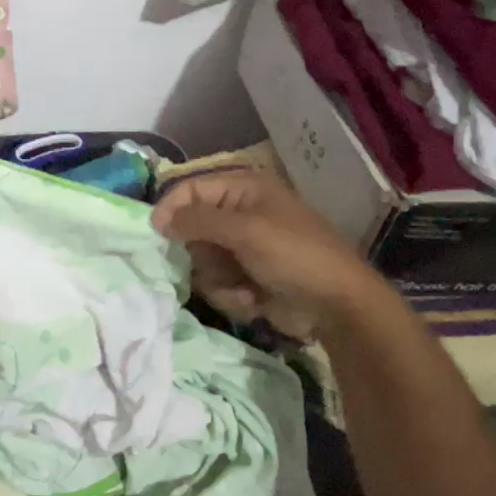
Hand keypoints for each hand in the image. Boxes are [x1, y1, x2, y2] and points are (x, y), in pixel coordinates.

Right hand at [151, 169, 390, 339]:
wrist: (338, 306)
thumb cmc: (295, 256)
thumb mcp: (245, 231)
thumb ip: (197, 220)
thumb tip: (158, 219)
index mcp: (243, 189)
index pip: (189, 189)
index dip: (170, 209)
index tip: (157, 234)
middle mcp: (239, 214)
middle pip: (190, 229)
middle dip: (201, 254)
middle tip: (217, 264)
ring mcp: (242, 247)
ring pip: (200, 261)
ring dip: (217, 279)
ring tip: (243, 288)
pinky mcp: (245, 276)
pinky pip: (215, 282)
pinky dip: (230, 294)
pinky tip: (253, 299)